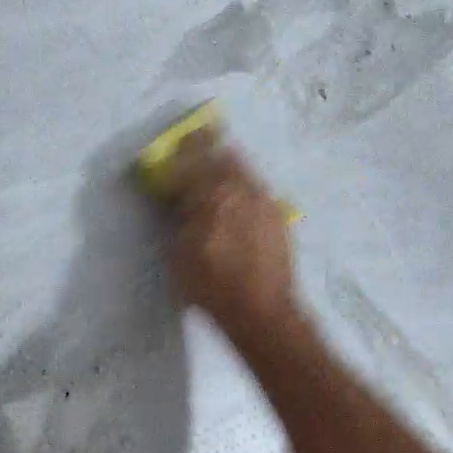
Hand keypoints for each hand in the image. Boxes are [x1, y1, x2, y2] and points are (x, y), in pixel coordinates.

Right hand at [155, 130, 300, 341]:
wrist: (261, 310)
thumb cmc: (210, 285)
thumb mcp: (178, 254)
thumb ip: (177, 219)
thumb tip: (178, 200)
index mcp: (212, 194)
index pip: (193, 161)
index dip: (181, 151)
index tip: (174, 142)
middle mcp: (242, 189)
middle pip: (225, 156)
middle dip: (208, 151)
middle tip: (196, 149)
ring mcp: (265, 201)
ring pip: (244, 171)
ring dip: (227, 169)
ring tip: (216, 178)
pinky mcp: (278, 217)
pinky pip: (256, 190)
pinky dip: (242, 189)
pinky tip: (235, 205)